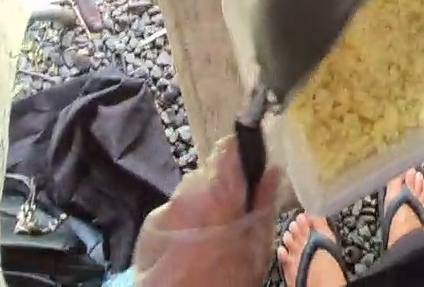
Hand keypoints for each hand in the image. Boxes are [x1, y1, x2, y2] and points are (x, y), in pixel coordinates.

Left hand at [132, 136, 280, 285]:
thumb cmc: (228, 281)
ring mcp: (167, 208)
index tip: (247, 168)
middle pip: (209, 173)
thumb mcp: (258, 247)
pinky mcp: (150, 225)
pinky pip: (173, 210)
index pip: (228, 149)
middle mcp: (189, 191)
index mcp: (220, 192)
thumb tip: (272, 169)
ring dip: (201, 204)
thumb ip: (264, 203)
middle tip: (230, 217)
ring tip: (208, 236)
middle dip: (220, 188)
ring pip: (191, 192)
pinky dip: (182, 221)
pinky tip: (188, 245)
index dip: (240, 154)